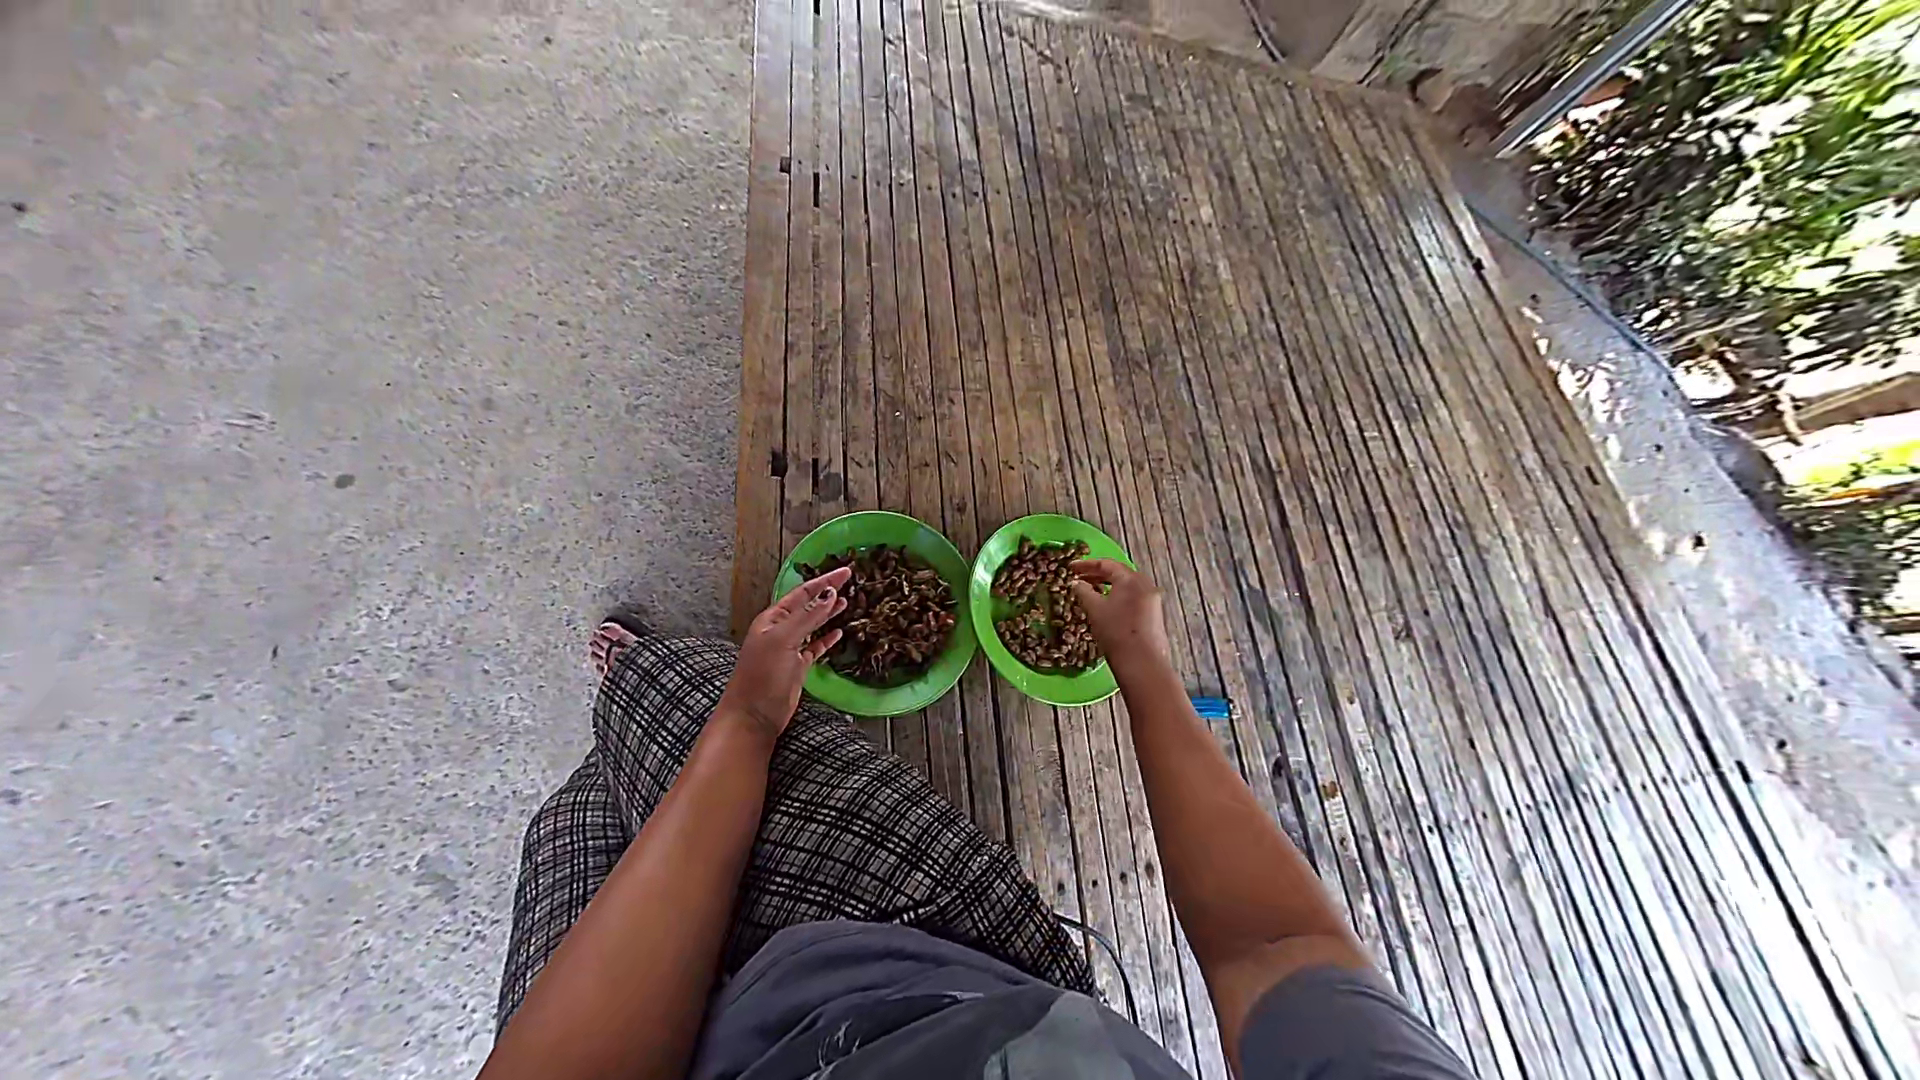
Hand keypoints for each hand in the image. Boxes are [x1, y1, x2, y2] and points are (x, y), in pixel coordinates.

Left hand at [716, 566, 851, 739]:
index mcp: (773, 619)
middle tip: (849, 582)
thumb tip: (830, 594)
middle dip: (827, 593)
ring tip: (846, 602)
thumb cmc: (762, 676)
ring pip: (813, 625)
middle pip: (809, 605)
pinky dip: (827, 639)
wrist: (753, 716)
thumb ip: (808, 616)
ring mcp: (789, 649)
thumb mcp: (783, 640)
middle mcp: (781, 630)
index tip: (845, 572)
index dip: (824, 581)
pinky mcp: (797, 666)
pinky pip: (815, 647)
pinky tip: (838, 633)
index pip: (803, 593)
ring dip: (829, 613)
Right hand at [1069, 559, 1170, 666]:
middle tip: (1079, 579)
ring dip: (1107, 586)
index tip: (1071, 567)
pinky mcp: (1153, 614)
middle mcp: (1144, 584)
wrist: (1141, 661)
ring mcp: (1152, 599)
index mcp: (1130, 579)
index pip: (1106, 564)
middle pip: (1118, 573)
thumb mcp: (1094, 609)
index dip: (1086, 565)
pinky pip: (1132, 597)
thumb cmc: (1115, 631)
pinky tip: (1107, 607)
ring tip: (1090, 592)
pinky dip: (1117, 597)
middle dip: (1097, 575)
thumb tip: (1076, 583)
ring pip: (1126, 586)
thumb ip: (1083, 591)